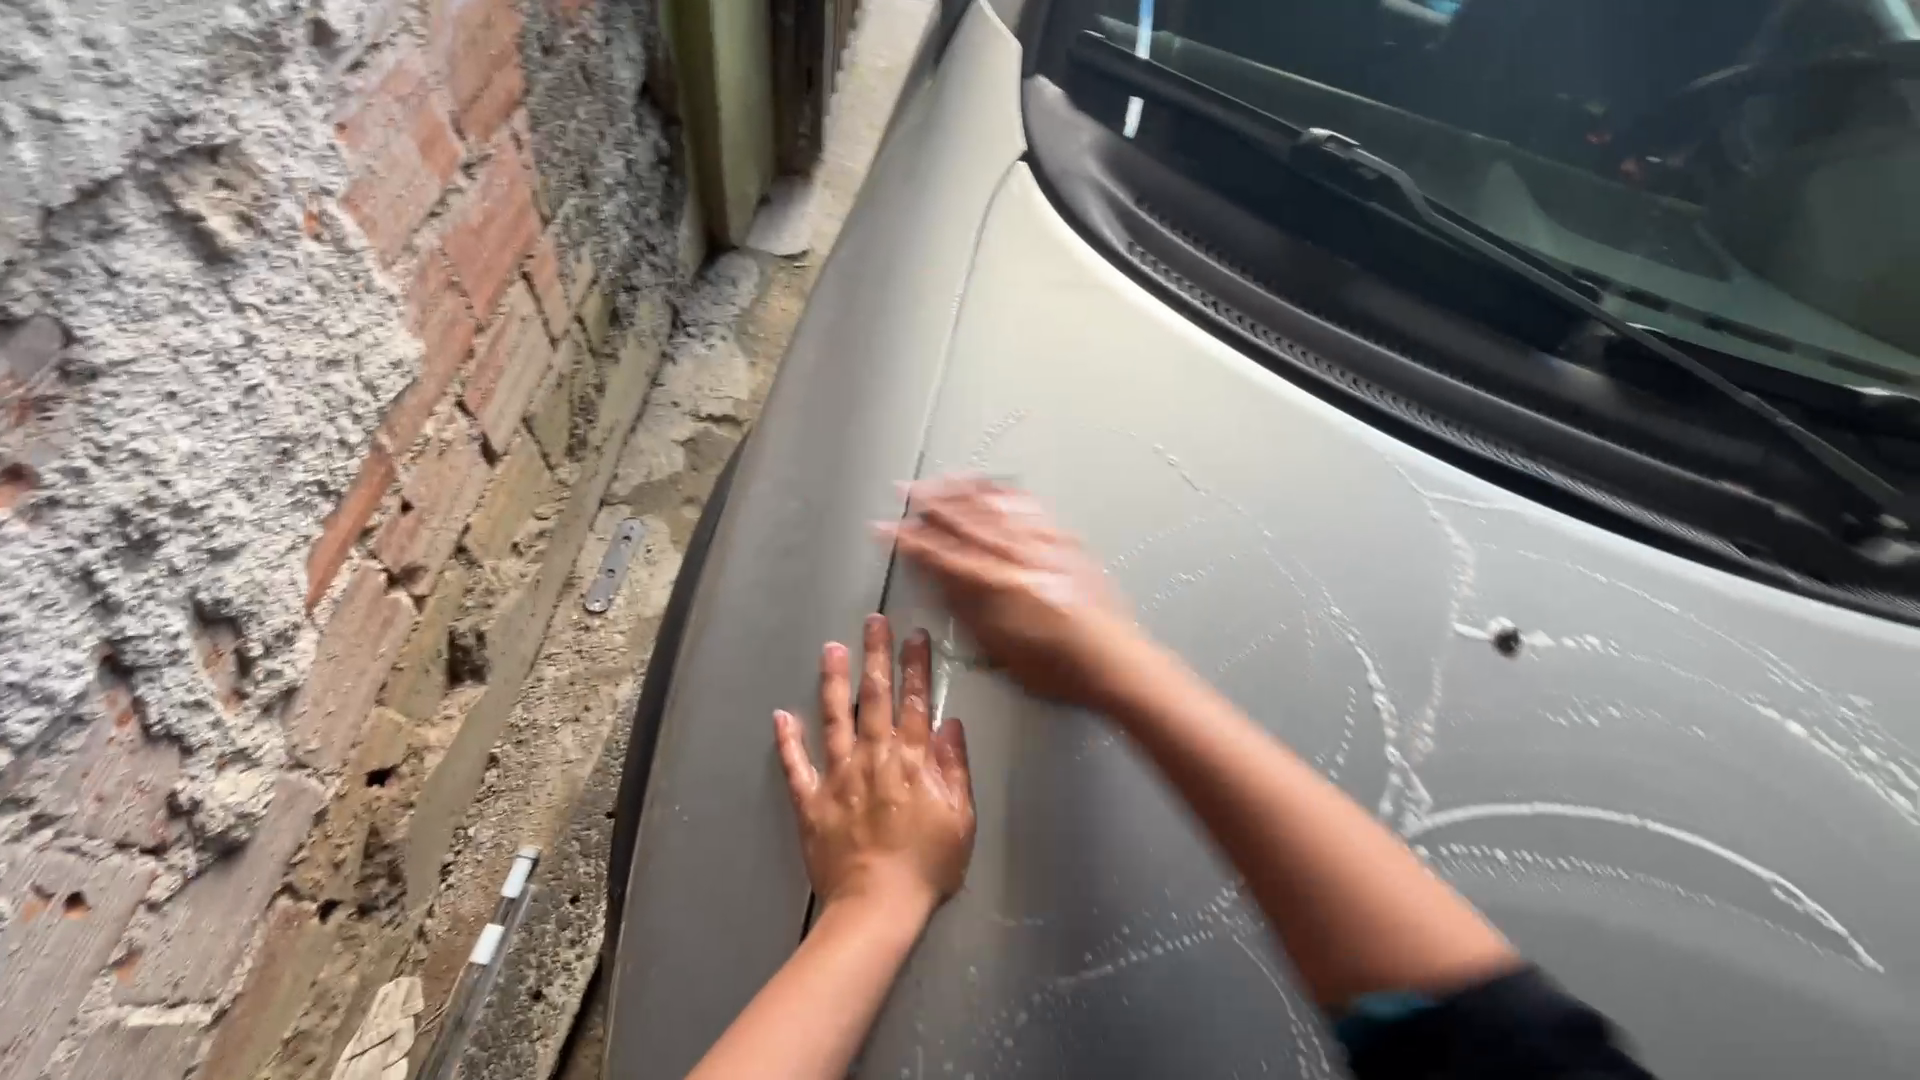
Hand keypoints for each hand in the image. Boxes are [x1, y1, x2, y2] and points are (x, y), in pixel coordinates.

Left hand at [774, 614, 974, 920]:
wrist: (878, 906)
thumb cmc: (927, 864)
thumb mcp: (960, 817)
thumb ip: (954, 767)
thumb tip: (949, 723)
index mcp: (911, 760)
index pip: (914, 702)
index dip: (916, 666)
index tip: (915, 635)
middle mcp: (873, 757)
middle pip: (875, 697)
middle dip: (876, 656)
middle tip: (873, 621)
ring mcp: (838, 776)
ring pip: (835, 718)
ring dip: (833, 681)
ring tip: (831, 648)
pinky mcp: (811, 801)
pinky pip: (795, 766)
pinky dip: (786, 741)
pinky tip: (780, 715)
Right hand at [881, 475, 1144, 708]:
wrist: (1116, 664)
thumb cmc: (1059, 670)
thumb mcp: (998, 650)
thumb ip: (966, 611)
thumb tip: (939, 582)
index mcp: (996, 587)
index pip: (941, 555)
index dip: (910, 540)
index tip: (889, 529)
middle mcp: (1018, 560)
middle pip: (965, 523)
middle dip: (932, 503)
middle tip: (907, 490)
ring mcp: (1044, 548)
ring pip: (995, 509)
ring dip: (965, 491)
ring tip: (943, 478)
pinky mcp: (1066, 544)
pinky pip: (1030, 511)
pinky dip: (1008, 496)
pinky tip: (998, 488)